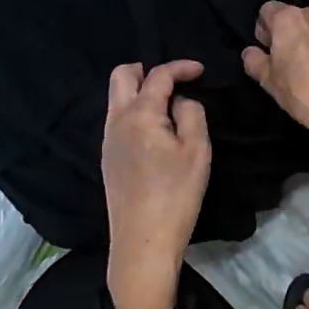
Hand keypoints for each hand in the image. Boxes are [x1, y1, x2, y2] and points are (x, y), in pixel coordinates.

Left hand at [102, 60, 211, 308]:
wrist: (143, 242)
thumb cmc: (176, 194)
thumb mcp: (197, 149)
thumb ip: (192, 113)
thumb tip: (181, 100)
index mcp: (140, 114)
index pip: (158, 75)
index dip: (181, 67)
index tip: (201, 70)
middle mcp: (117, 120)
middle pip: (122, 75)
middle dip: (147, 69)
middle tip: (174, 80)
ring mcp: (108, 140)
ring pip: (117, 97)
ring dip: (140, 90)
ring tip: (169, 104)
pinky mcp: (108, 158)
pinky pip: (118, 118)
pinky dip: (135, 110)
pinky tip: (156, 128)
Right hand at [241, 1, 308, 148]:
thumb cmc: (301, 91)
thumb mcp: (268, 81)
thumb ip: (254, 61)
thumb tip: (251, 52)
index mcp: (287, 18)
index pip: (267, 11)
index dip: (264, 30)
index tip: (268, 51)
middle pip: (293, 17)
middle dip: (289, 34)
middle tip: (288, 61)